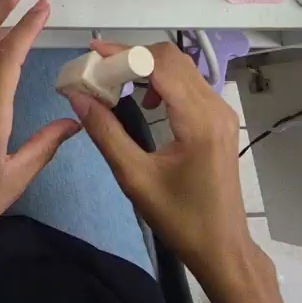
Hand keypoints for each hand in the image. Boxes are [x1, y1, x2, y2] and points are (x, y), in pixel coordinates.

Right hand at [68, 42, 257, 290]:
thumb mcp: (135, 178)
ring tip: (116, 82)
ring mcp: (221, 112)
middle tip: (100, 70)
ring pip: (181, 66)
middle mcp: (215, 107)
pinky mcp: (220, 119)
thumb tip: (77, 96)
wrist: (223, 249)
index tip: (92, 55)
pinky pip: (189, 82)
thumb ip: (105, 132)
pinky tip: (144, 101)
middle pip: (171, 58)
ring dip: (146, 66)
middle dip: (132, 56)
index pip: (159, 65)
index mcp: (198, 121)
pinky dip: (161, 79)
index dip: (124, 53)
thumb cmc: (180, 219)